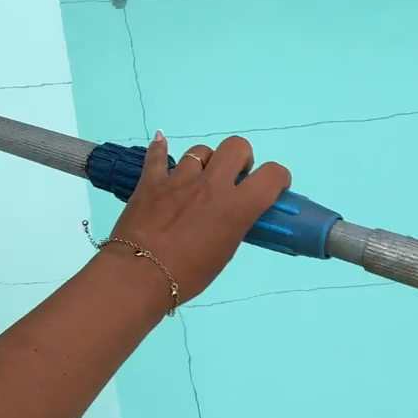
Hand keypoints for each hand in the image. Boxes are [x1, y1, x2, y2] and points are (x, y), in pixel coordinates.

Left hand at [101, 133, 290, 306]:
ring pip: (199, 151)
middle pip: (236, 146)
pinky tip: (161, 141)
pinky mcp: (150, 181)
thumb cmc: (187, 275)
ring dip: (205, 161)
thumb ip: (232, 225)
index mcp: (235, 207)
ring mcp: (178, 179)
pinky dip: (160, 148)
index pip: (272, 175)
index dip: (278, 177)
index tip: (272, 186)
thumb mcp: (223, 253)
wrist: (139, 274)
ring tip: (198, 177)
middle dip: (241, 158)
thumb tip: (231, 215)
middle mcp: (210, 185)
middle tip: (233, 177)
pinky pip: (157, 155)